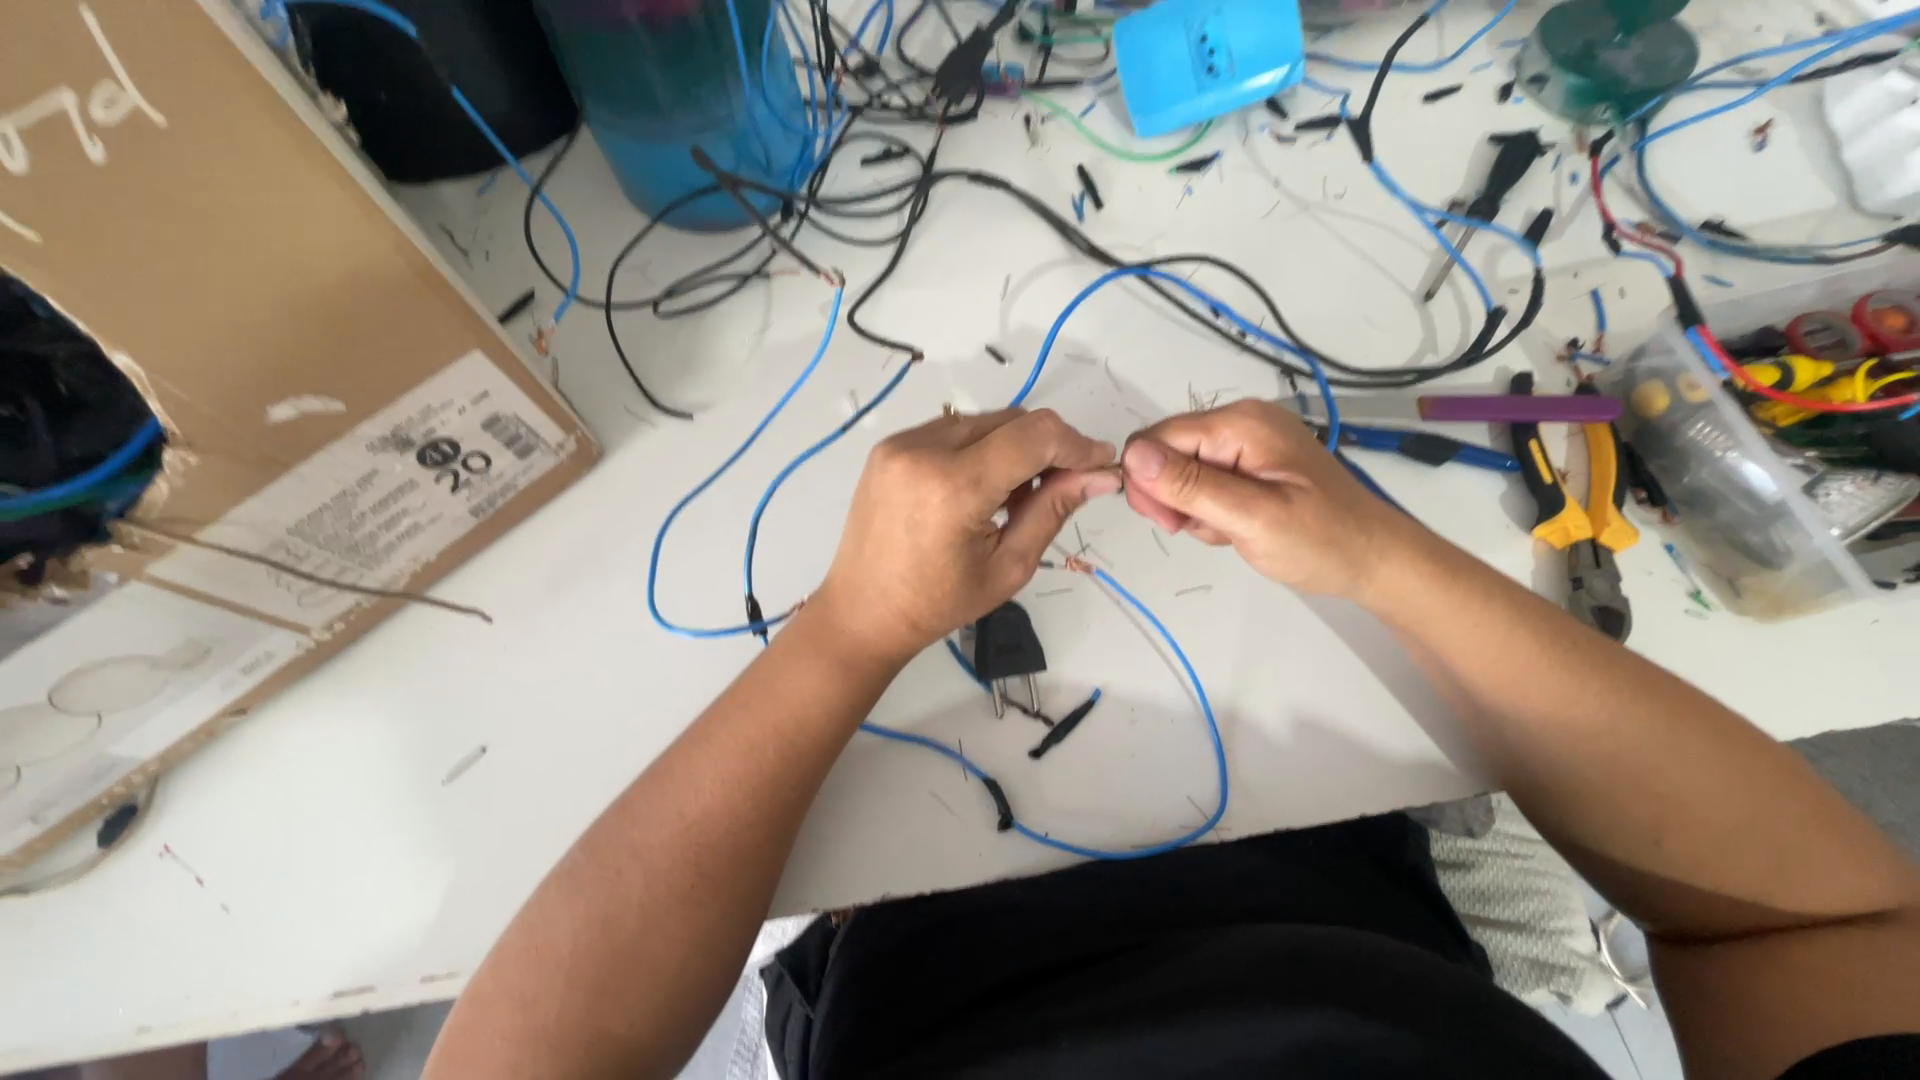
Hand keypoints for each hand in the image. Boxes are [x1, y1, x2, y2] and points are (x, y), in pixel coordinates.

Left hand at [812, 408, 1119, 663]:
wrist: (863, 611)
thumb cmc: (938, 604)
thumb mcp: (1009, 566)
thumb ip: (1054, 510)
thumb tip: (1101, 476)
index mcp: (954, 487)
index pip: (1035, 436)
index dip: (1077, 445)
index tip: (1100, 466)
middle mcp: (923, 451)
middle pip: (1012, 420)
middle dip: (1048, 448)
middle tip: (1060, 489)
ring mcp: (901, 443)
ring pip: (984, 421)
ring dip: (1013, 447)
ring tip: (1013, 498)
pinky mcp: (890, 445)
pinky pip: (954, 430)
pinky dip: (980, 448)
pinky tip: (980, 489)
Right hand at [1121, 400, 1421, 601]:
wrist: (1374, 560)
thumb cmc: (1320, 541)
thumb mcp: (1251, 517)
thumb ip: (1190, 486)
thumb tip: (1132, 455)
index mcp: (1240, 424)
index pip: (1158, 438)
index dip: (1149, 481)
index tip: (1171, 522)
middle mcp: (1240, 422)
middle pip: (1166, 452)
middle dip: (1171, 497)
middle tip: (1200, 529)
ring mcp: (1247, 443)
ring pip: (1181, 472)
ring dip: (1191, 508)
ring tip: (1227, 531)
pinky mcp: (1251, 465)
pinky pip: (1204, 483)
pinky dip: (1209, 510)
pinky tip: (1235, 528)